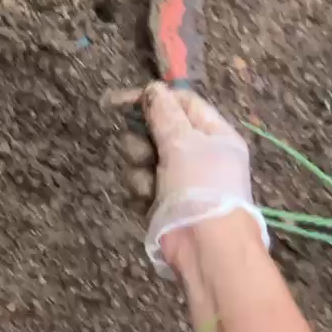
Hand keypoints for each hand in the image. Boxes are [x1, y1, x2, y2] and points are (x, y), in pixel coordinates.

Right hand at [142, 82, 266, 273]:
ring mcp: (178, 176)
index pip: (183, 104)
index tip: (118, 101)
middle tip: (142, 152)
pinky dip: (140, 189)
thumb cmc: (201, 186)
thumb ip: (164, 114)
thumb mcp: (183, 143)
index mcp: (214, 135)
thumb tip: (153, 88)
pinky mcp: (161, 197)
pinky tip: (147, 199)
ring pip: (143, 157)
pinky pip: (140, 181)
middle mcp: (197, 152)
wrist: (203, 243)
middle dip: (142, 140)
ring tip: (149, 184)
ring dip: (139, 167)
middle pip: (157, 130)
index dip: (153, 99)